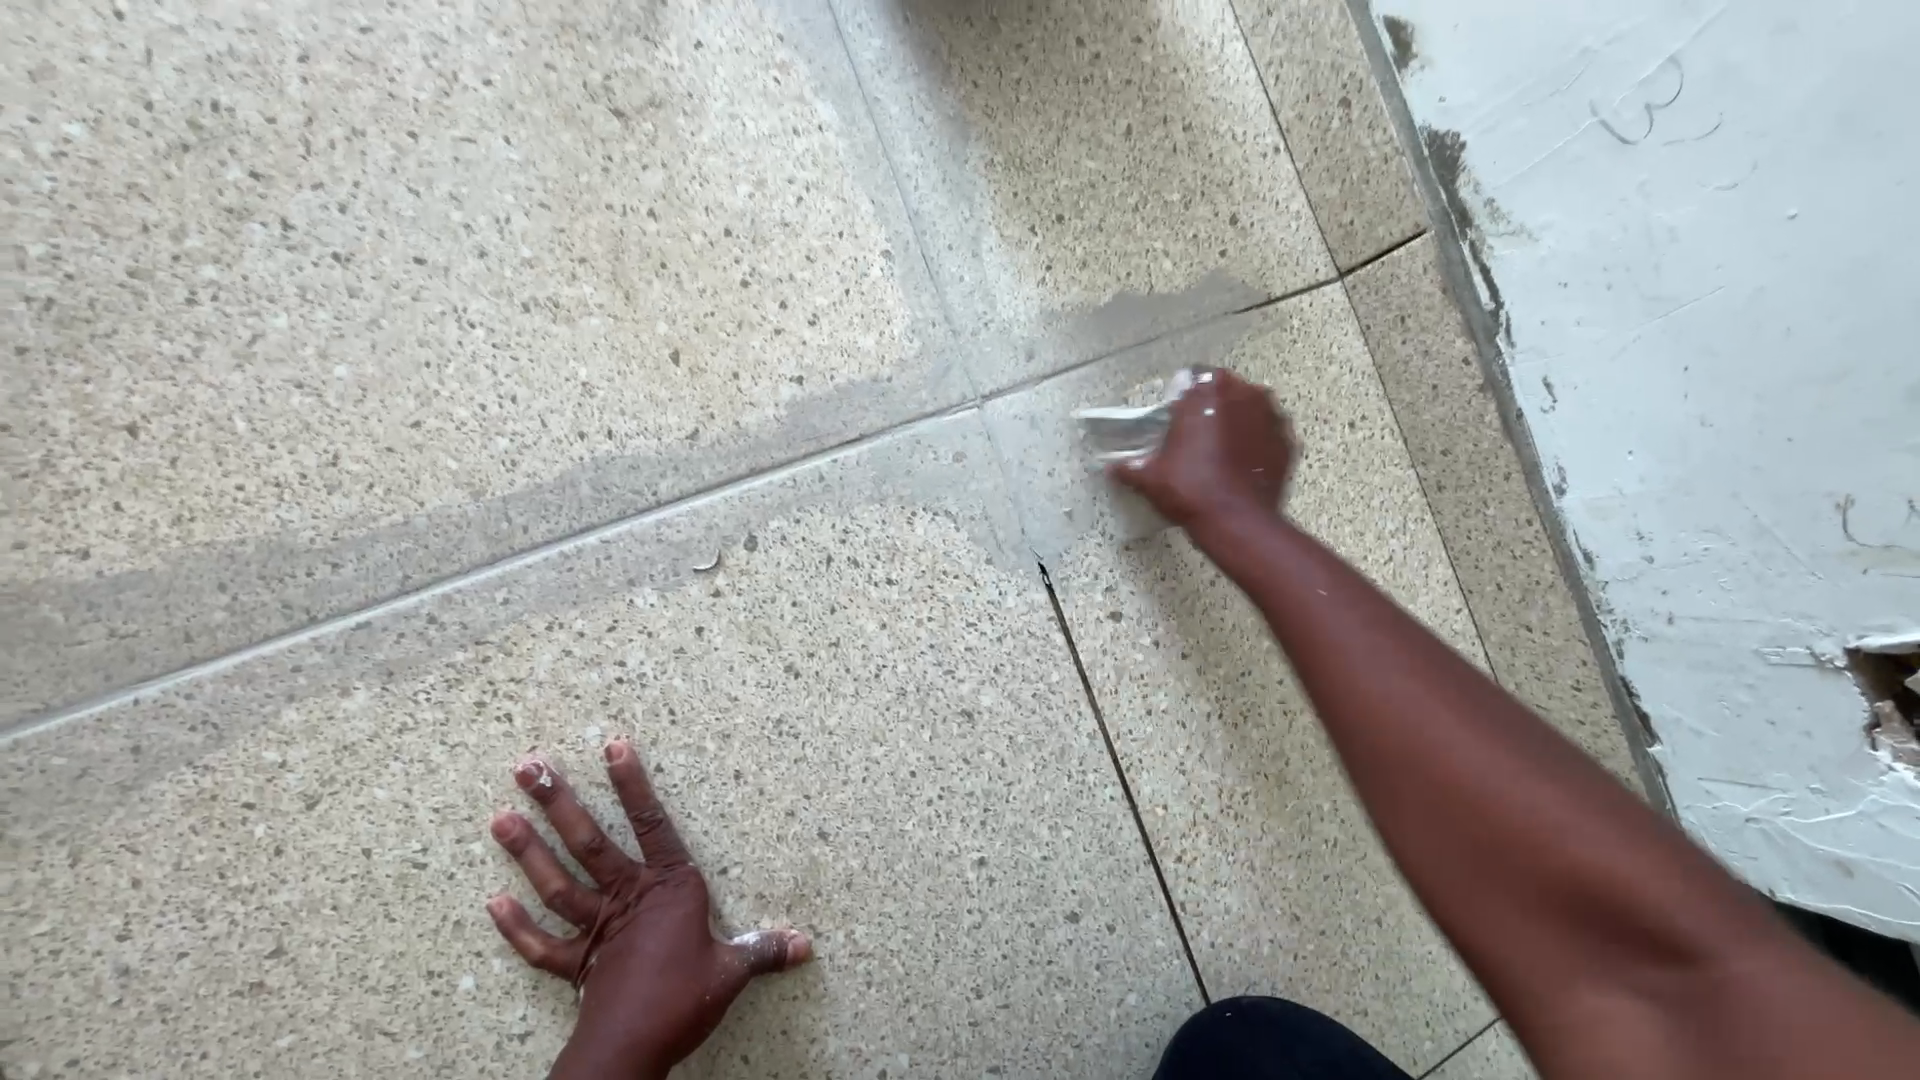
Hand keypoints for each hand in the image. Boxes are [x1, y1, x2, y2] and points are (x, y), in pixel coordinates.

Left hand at [486, 739, 810, 1079]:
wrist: (630, 1051)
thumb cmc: (682, 1000)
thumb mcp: (732, 971)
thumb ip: (764, 950)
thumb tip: (806, 947)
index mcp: (668, 888)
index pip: (651, 823)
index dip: (633, 784)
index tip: (614, 745)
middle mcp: (628, 898)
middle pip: (589, 842)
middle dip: (559, 802)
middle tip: (529, 767)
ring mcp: (596, 930)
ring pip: (557, 882)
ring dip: (527, 850)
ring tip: (500, 816)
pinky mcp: (576, 964)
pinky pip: (541, 944)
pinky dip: (516, 926)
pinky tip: (493, 903)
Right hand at [1108, 367, 1295, 535]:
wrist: (1237, 522)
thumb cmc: (1190, 490)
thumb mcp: (1149, 478)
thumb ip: (1130, 466)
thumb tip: (1114, 467)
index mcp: (1208, 392)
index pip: (1193, 377)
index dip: (1183, 397)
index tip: (1176, 417)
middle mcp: (1245, 394)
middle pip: (1224, 390)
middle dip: (1212, 407)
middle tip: (1196, 435)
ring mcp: (1272, 417)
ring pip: (1250, 409)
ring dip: (1237, 421)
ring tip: (1222, 450)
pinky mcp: (1289, 442)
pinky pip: (1267, 433)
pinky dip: (1257, 442)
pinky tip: (1242, 464)